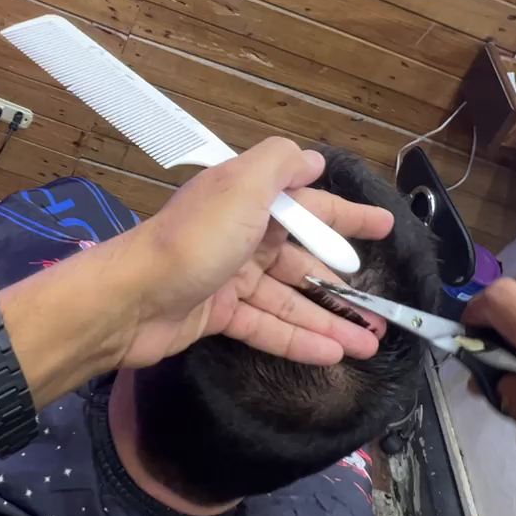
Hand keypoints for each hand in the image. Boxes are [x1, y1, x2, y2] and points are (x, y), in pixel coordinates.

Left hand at [107, 137, 393, 368]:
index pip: (310, 207)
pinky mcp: (217, 315)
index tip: (384, 227)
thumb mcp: (241, 185)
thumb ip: (279, 165)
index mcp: (249, 201)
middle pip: (302, 260)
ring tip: (369, 343)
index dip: (347, 217)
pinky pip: (267, 326)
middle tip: (380, 310)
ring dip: (329, 320)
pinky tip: (332, 355)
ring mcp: (228, 278)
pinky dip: (298, 340)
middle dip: (342, 283)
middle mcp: (241, 236)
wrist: (131, 299)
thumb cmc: (193, 240)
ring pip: (289, 299)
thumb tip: (312, 159)